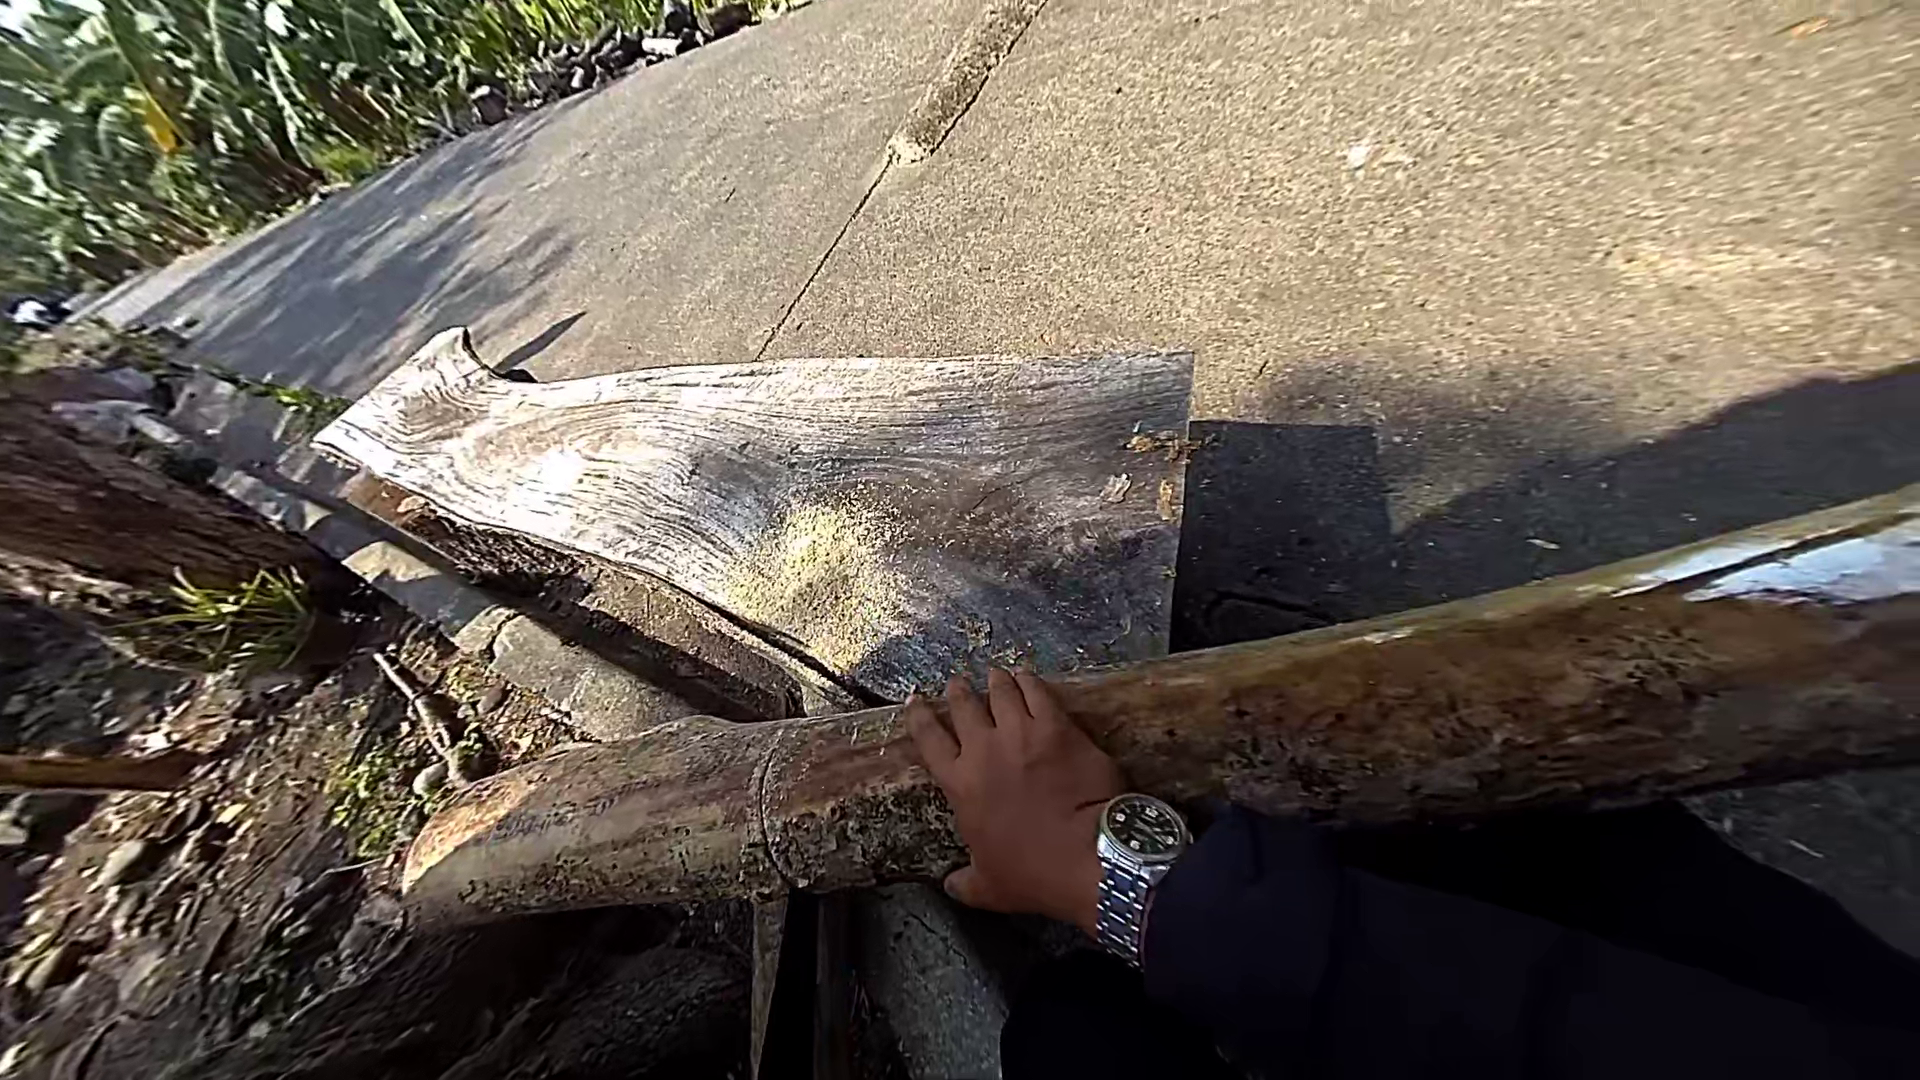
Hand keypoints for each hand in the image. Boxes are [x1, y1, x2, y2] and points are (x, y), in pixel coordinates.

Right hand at [904, 669, 1123, 935]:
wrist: (1087, 856)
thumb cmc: (1033, 873)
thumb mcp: (989, 887)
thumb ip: (965, 882)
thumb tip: (949, 885)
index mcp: (961, 783)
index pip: (929, 740)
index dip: (919, 717)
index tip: (914, 701)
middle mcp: (984, 748)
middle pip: (964, 706)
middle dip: (958, 691)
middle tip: (957, 682)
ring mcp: (1020, 732)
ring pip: (1000, 692)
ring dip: (995, 681)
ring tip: (995, 673)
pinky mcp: (1055, 725)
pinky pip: (1037, 692)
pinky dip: (1028, 681)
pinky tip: (1026, 676)